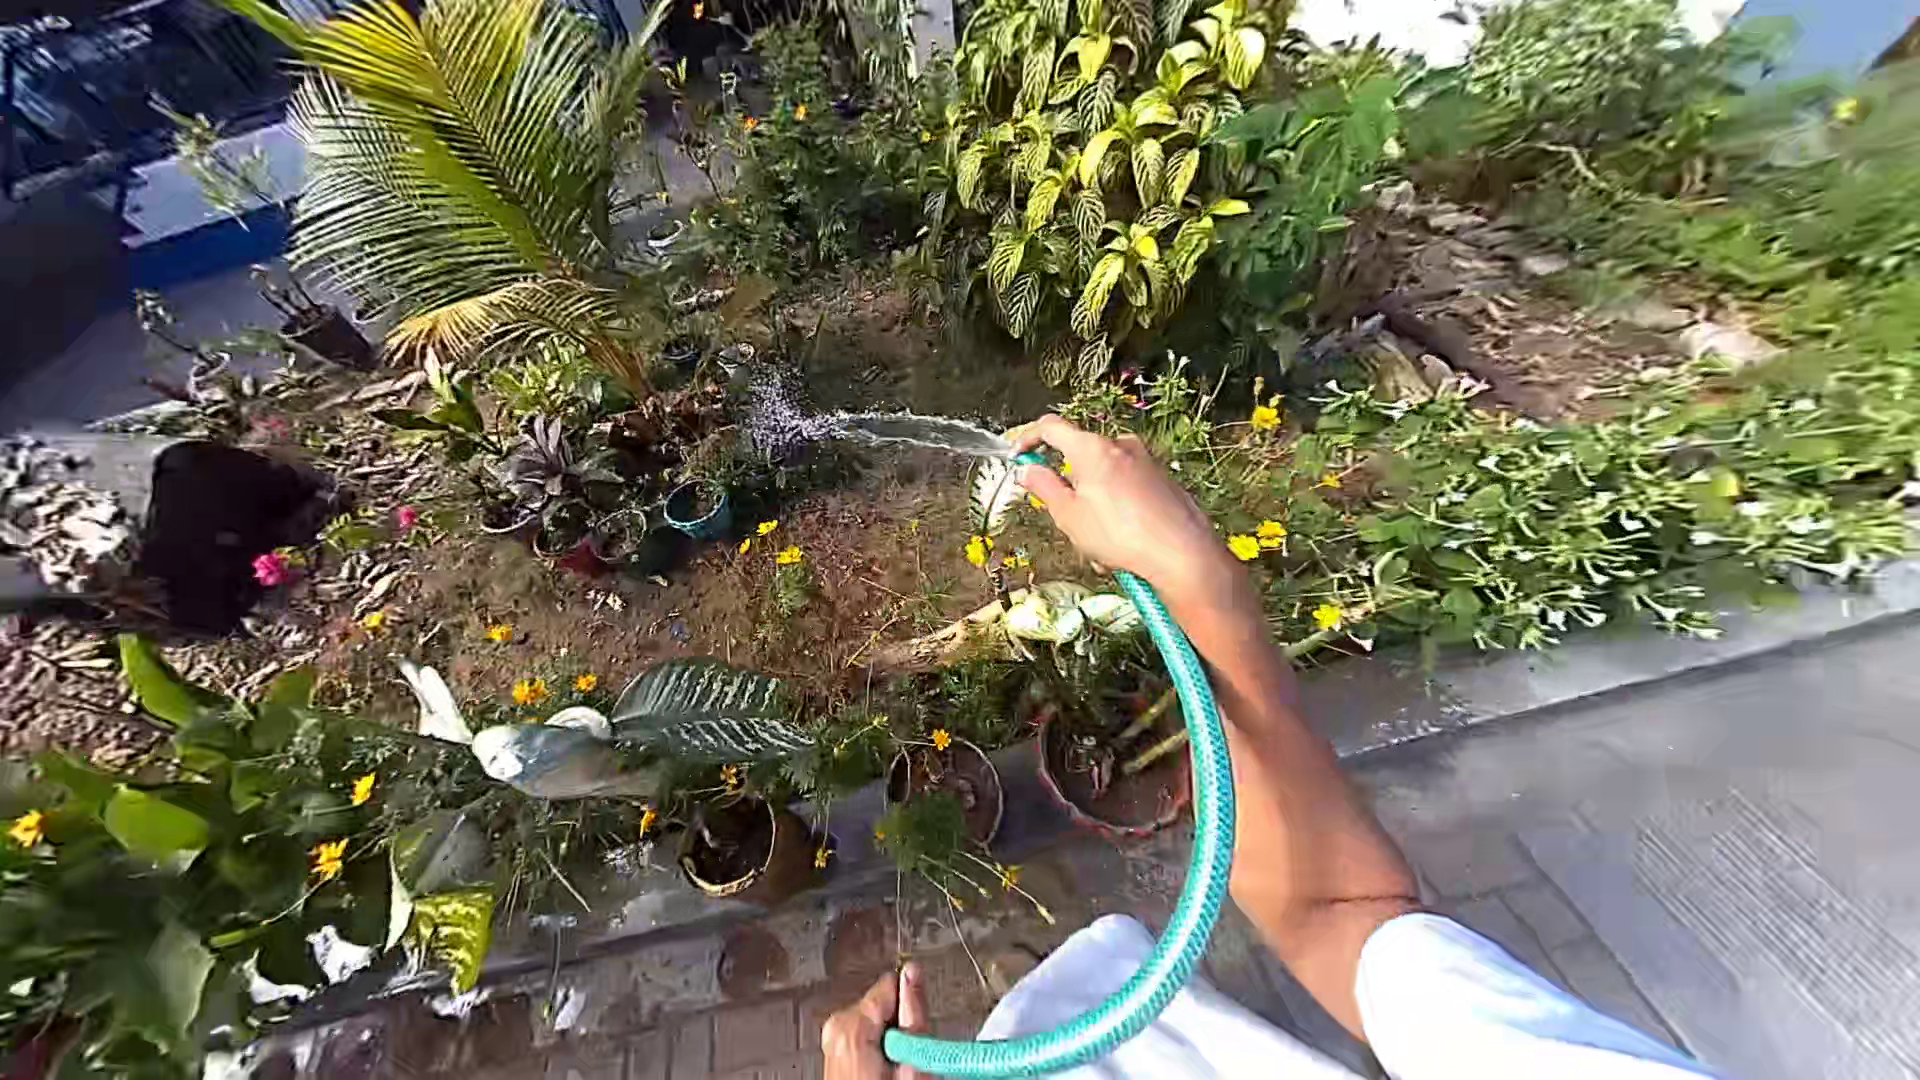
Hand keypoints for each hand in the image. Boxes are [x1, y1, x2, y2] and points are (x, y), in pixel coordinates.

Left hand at [822, 962, 927, 1079]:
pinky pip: (866, 1034)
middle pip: (883, 1002)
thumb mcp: (912, 1066)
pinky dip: (878, 1050)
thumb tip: (913, 971)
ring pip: (876, 1018)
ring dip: (890, 1039)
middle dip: (900, 1026)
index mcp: (851, 1025)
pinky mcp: (835, 1052)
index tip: (914, 1036)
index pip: (892, 983)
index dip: (910, 1008)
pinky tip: (881, 1074)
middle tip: (905, 1061)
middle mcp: (836, 1027)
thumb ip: (914, 1013)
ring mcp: (833, 1041)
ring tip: (893, 1072)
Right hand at [1005, 414, 1238, 605]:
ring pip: (1102, 478)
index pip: (1050, 427)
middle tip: (1064, 518)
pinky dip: (1115, 511)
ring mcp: (1144, 461)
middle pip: (1078, 457)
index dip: (1027, 438)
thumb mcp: (1069, 515)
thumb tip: (1028, 470)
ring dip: (1092, 506)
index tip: (1017, 454)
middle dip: (1067, 487)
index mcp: (1092, 448)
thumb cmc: (1121, 535)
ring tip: (1097, 545)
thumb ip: (1043, 487)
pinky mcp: (1160, 479)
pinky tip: (1120, 543)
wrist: (1183, 553)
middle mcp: (1119, 445)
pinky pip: (1125, 489)